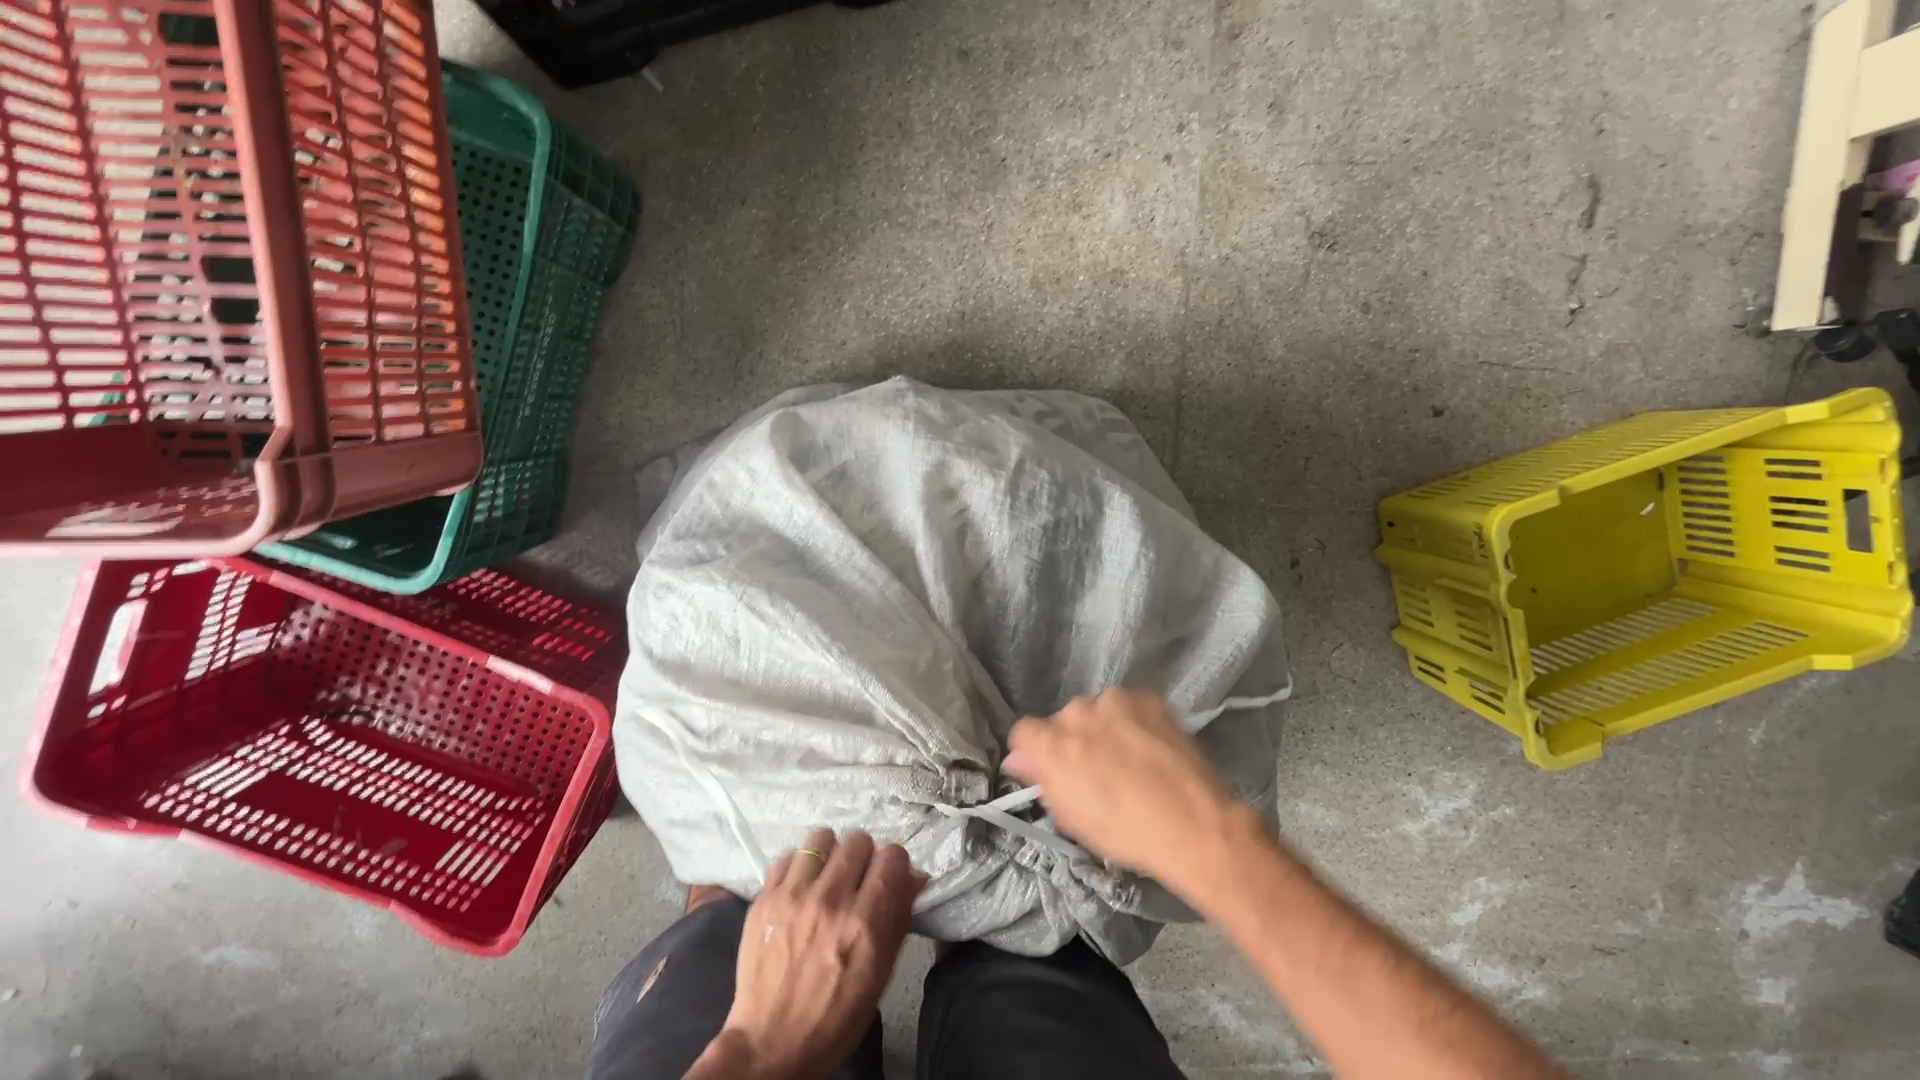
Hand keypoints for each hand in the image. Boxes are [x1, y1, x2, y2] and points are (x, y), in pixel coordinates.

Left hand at [704, 828, 925, 1079]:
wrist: (771, 1043)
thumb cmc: (835, 1016)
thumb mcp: (880, 973)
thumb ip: (899, 918)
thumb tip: (916, 875)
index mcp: (864, 924)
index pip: (892, 856)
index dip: (895, 864)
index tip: (889, 878)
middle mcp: (830, 901)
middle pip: (859, 840)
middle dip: (865, 857)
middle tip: (858, 881)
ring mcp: (793, 896)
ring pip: (822, 837)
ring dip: (831, 853)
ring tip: (828, 877)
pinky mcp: (764, 898)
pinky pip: (788, 855)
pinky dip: (800, 865)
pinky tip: (802, 888)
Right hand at [1005, 689, 1252, 890]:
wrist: (1195, 824)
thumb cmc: (1127, 832)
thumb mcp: (1072, 818)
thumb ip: (1041, 780)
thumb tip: (1019, 759)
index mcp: (1053, 745)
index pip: (1023, 733)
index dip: (1033, 753)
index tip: (1048, 771)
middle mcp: (1079, 713)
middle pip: (1062, 721)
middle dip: (1072, 742)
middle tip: (1094, 773)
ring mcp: (1117, 702)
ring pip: (1096, 712)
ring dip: (1103, 729)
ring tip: (1127, 761)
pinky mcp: (1150, 700)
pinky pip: (1128, 708)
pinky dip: (1132, 723)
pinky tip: (1149, 750)